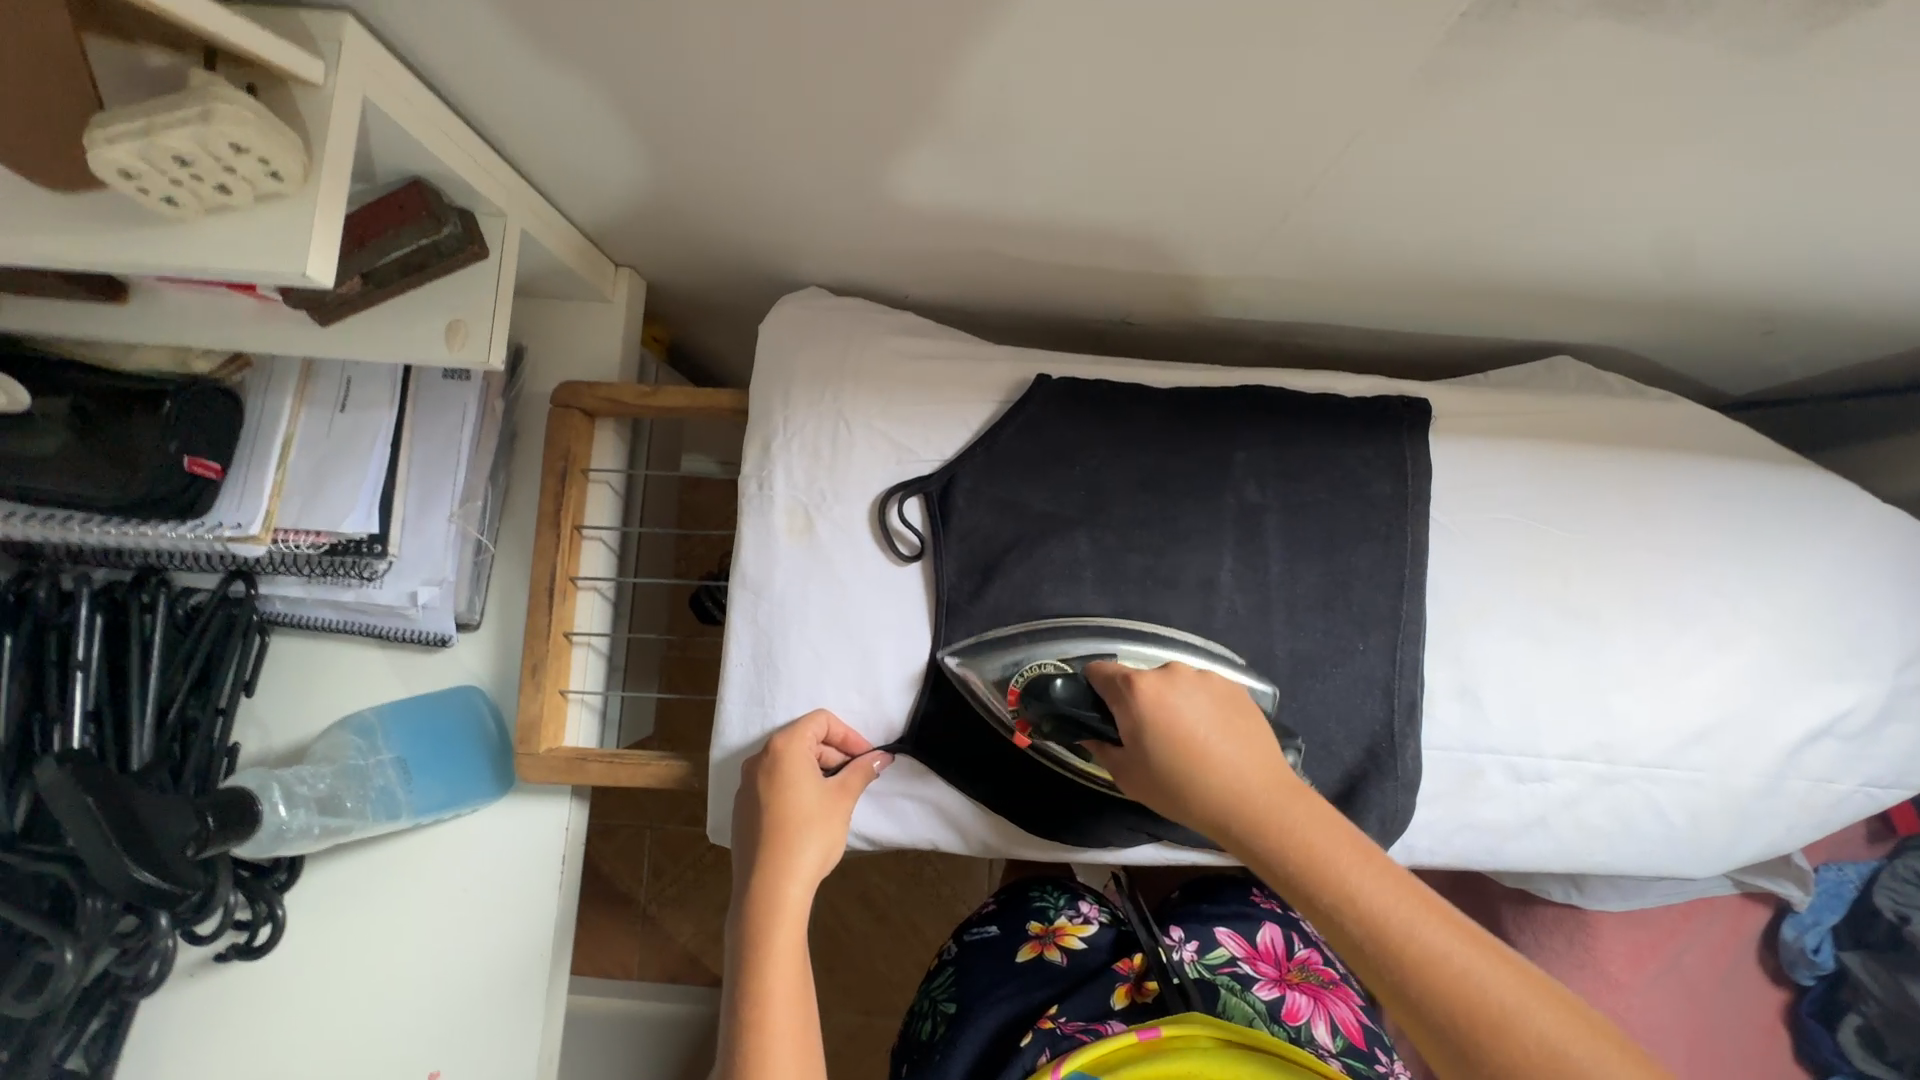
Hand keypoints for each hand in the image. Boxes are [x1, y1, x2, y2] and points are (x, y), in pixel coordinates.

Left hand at [732, 710, 891, 897]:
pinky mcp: (742, 808)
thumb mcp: (842, 798)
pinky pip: (774, 784)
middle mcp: (759, 759)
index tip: (867, 757)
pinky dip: (797, 786)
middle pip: (803, 739)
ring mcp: (746, 784)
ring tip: (838, 795)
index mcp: (783, 747)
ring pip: (788, 763)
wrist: (769, 888)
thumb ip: (862, 770)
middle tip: (857, 777)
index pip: (820, 721)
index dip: (849, 735)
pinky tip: (812, 813)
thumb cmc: (810, 834)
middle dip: (834, 753)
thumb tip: (882, 757)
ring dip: (817, 770)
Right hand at [1083, 661, 1299, 844]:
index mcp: (1136, 690)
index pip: (1099, 671)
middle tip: (1152, 738)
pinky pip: (1206, 691)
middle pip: (1140, 680)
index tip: (1104, 715)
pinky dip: (1203, 707)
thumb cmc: (1180, 790)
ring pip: (1175, 685)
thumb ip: (1100, 747)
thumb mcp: (1127, 776)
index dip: (1095, 690)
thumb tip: (1089, 734)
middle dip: (1139, 702)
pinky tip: (1217, 738)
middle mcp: (1169, 672)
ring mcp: (1205, 676)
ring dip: (1173, 703)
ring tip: (1191, 740)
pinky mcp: (1235, 686)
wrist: (1253, 800)